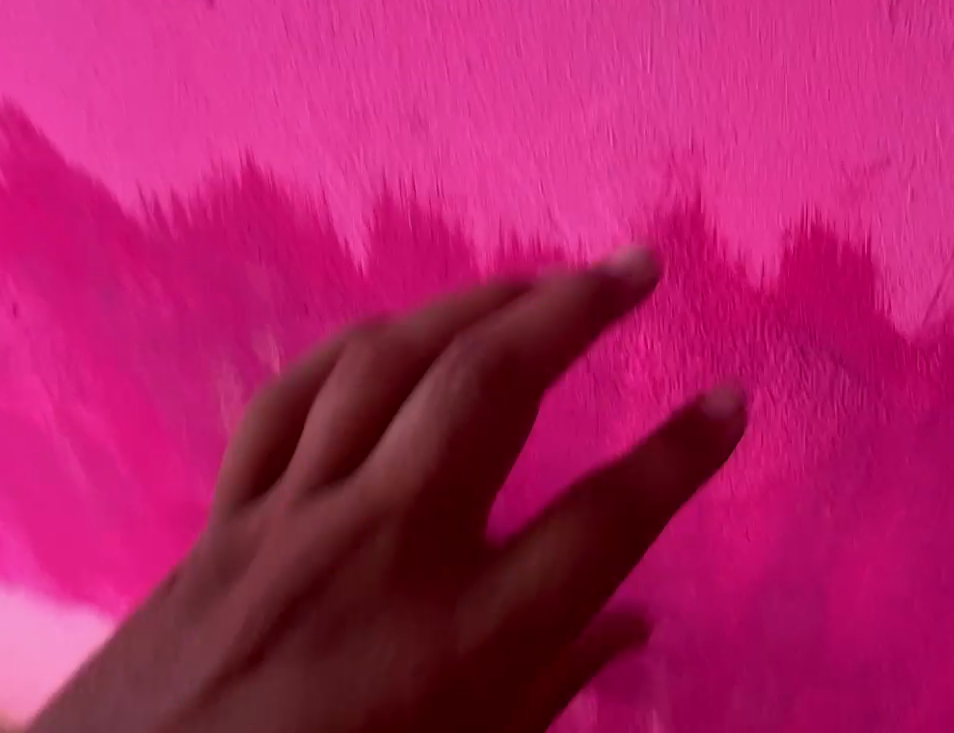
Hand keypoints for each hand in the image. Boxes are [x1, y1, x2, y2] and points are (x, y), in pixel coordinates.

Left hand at [30, 247, 746, 732]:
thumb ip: (557, 689)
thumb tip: (634, 622)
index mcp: (459, 645)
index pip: (605, 520)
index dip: (683, 454)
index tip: (731, 399)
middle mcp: (382, 557)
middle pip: (490, 388)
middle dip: (576, 310)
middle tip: (636, 266)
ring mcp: (292, 525)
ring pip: (391, 364)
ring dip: (480, 302)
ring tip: (542, 281)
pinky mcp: (222, 520)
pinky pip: (295, 395)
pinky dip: (367, 345)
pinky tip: (414, 326)